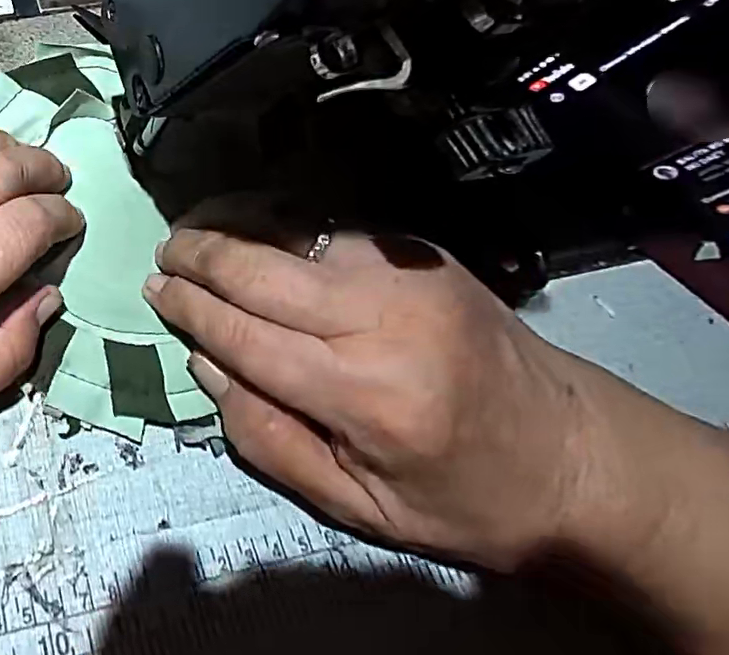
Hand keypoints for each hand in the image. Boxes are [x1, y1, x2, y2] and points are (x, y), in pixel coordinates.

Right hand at [144, 227, 686, 570]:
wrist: (572, 449)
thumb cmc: (464, 495)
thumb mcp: (362, 507)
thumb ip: (270, 439)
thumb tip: (206, 364)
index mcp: (367, 396)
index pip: (249, 338)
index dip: (193, 310)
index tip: (156, 290)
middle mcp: (382, 319)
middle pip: (263, 271)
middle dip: (201, 256)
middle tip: (165, 250)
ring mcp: (404, 272)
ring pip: (294, 232)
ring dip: (234, 223)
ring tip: (194, 227)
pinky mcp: (419, 250)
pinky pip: (330, 226)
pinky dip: (279, 220)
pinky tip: (252, 221)